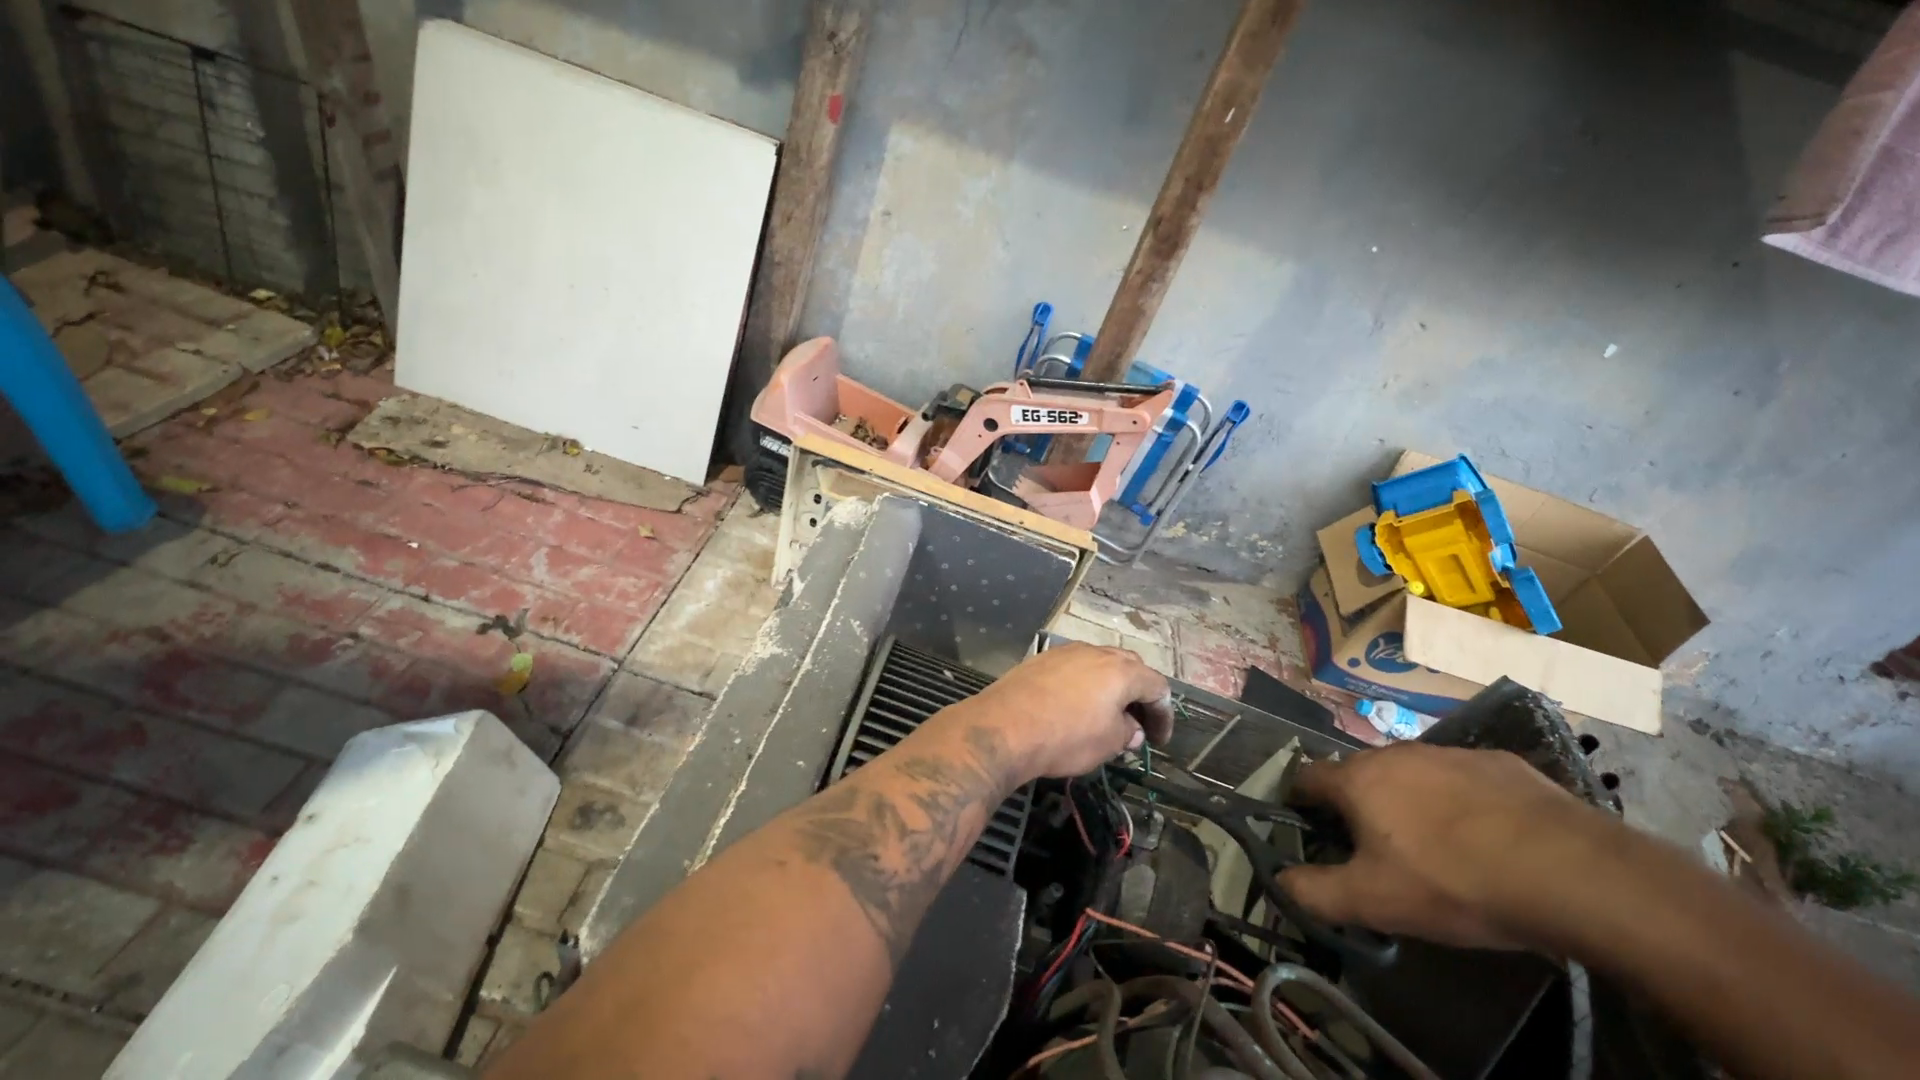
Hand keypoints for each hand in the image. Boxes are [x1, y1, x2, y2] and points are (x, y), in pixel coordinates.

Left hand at [955, 643, 1173, 781]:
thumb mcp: (1107, 743)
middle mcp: (1095, 652)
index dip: (1163, 715)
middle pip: (1129, 668)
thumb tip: (1131, 729)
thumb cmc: (1065, 737)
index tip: (1157, 741)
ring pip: (1098, 665)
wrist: (1003, 727)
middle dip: (1138, 695)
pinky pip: (1072, 669)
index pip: (1157, 686)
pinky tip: (1073, 708)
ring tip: (1105, 716)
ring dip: (1109, 688)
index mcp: (1121, 670)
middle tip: (1136, 724)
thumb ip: (1127, 732)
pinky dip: (1082, 686)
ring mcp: (1064, 652)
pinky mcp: (1039, 661)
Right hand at [1279, 742, 1600, 950]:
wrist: (1568, 871)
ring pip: (1413, 774)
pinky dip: (1460, 803)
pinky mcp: (1503, 764)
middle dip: (1357, 805)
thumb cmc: (1453, 882)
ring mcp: (1452, 753)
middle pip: (1361, 774)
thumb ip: (1314, 891)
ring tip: (1434, 847)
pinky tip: (1486, 839)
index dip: (1300, 801)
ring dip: (1410, 801)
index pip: (1308, 776)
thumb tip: (1279, 879)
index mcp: (1359, 780)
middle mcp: (1398, 753)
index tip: (1307, 828)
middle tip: (1373, 849)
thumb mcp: (1372, 902)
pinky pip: (1463, 781)